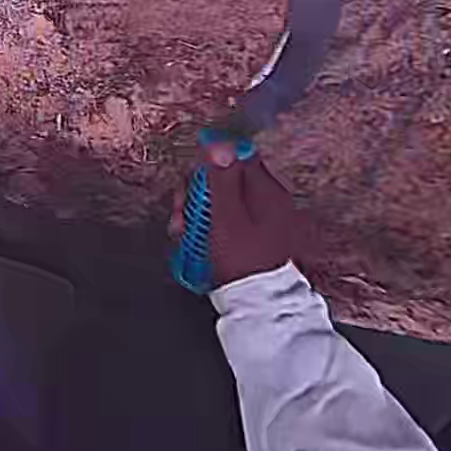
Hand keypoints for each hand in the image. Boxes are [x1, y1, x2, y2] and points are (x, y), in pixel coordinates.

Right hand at [170, 144, 323, 287]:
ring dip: (197, 209)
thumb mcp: (226, 216)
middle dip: (197, 191)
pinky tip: (193, 238)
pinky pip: (227, 218)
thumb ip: (222, 179)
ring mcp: (262, 219)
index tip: (193, 179)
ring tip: (181, 230)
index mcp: (267, 190)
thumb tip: (219, 143)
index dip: (211, 162)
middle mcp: (269, 200)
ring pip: (222, 199)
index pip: (238, 155)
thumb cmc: (243, 260)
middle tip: (181, 210)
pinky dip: (208, 224)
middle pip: (226, 178)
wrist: (261, 307)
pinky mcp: (254, 236)